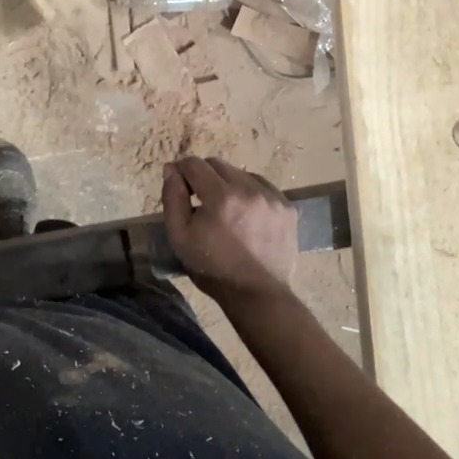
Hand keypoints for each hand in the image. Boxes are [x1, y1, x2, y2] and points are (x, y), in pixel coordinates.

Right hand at [162, 156, 297, 302]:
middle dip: (204, 176)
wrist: (258, 295)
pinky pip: (261, 185)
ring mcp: (272, 198)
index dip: (182, 171)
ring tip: (226, 208)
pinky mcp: (287, 208)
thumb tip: (172, 169)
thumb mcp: (179, 236)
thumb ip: (172, 197)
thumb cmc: (213, 267)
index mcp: (221, 196)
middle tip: (202, 201)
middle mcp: (249, 190)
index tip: (180, 187)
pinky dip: (249, 192)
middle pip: (217, 164)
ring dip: (228, 183)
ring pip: (240, 173)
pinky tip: (245, 212)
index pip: (194, 163)